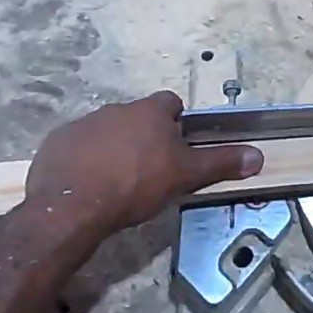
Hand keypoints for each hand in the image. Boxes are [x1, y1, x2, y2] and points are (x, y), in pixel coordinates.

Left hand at [24, 91, 263, 242]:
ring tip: (118, 180)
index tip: (177, 146)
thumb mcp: (187, 175)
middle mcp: (116, 109)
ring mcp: (82, 125)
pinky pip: (77, 147)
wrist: (71, 209)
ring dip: (114, 147)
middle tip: (151, 167)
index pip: (171, 103)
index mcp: (150, 110)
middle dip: (145, 136)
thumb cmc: (137, 184)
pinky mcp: (54, 144)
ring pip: (107, 131)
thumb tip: (258, 156)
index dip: (176, 122)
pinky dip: (84, 160)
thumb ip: (221, 162)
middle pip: (138, 117)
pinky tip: (88, 184)